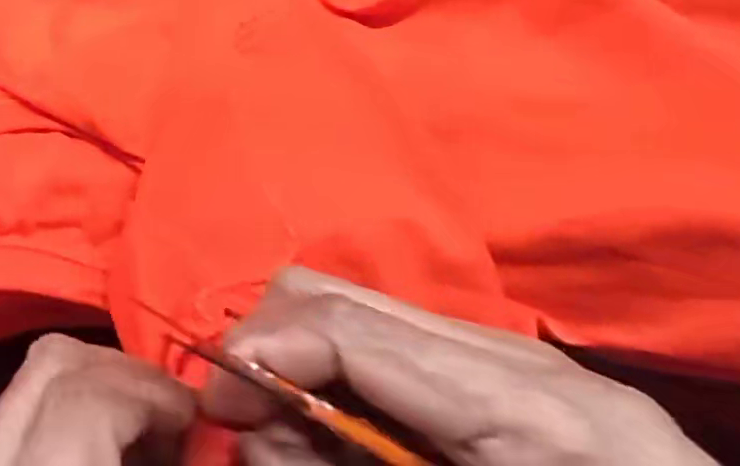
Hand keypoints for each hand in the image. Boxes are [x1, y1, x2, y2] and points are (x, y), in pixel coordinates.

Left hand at [0, 334, 195, 465]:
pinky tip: (86, 446)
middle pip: (52, 360)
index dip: (153, 393)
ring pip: (29, 372)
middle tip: (172, 417)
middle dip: (125, 372)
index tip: (195, 417)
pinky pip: (9, 406)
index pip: (84, 395)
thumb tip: (202, 431)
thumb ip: (166, 458)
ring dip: (93, 384)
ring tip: (134, 431)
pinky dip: (58, 410)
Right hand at [200, 268, 716, 465]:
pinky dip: (337, 375)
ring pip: (349, 303)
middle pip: (334, 291)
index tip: (217, 406)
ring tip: (287, 432)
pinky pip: (386, 341)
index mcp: (522, 409)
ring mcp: (510, 353)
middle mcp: (508, 355)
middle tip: (244, 419)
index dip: (263, 353)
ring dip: (293, 360)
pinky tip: (340, 428)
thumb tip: (260, 438)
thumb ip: (351, 464)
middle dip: (265, 344)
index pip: (348, 327)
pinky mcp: (506, 368)